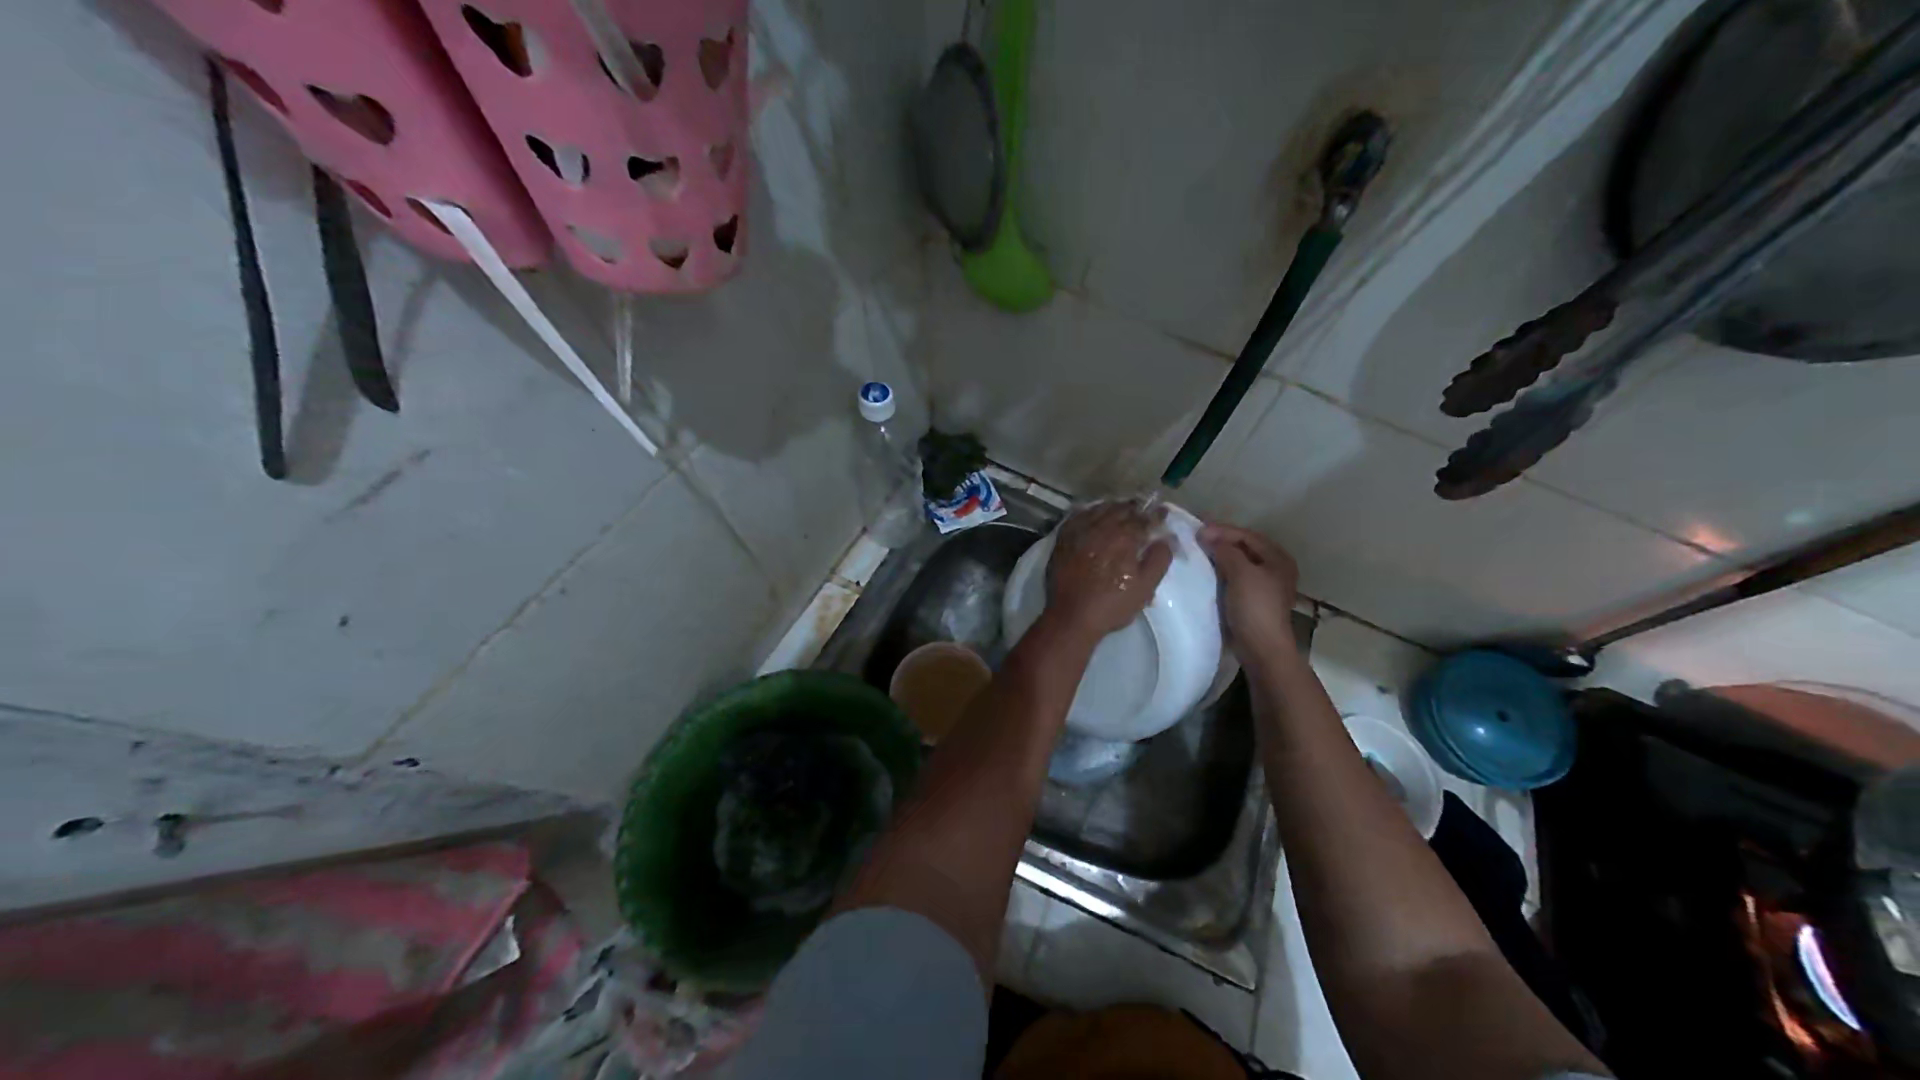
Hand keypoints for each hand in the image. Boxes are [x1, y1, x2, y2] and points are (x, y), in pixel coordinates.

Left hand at [1045, 501, 1173, 639]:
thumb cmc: (1112, 605)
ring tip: (1122, 510)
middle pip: (1122, 510)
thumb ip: (1158, 559)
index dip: (1155, 514)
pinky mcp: (1063, 539)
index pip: (1144, 519)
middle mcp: (1102, 528)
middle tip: (1143, 510)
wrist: (1072, 616)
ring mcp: (1080, 532)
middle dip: (1135, 509)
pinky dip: (1090, 512)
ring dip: (1114, 507)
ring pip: (1100, 509)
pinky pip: (1079, 516)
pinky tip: (1095, 514)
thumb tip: (1165, 538)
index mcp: (1125, 538)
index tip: (1162, 512)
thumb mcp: (1145, 587)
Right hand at [1199, 524, 1299, 656]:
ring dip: (1219, 557)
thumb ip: (1226, 551)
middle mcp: (1274, 568)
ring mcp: (1264, 585)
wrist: (1261, 647)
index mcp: (1278, 558)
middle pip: (1244, 547)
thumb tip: (1210, 537)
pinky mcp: (1253, 600)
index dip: (1223, 531)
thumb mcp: (1241, 573)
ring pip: (1238, 562)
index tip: (1197, 530)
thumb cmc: (1255, 606)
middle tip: (1196, 539)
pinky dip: (1221, 571)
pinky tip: (1206, 572)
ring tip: (1198, 553)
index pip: (1247, 536)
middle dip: (1221, 542)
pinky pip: (1235, 577)